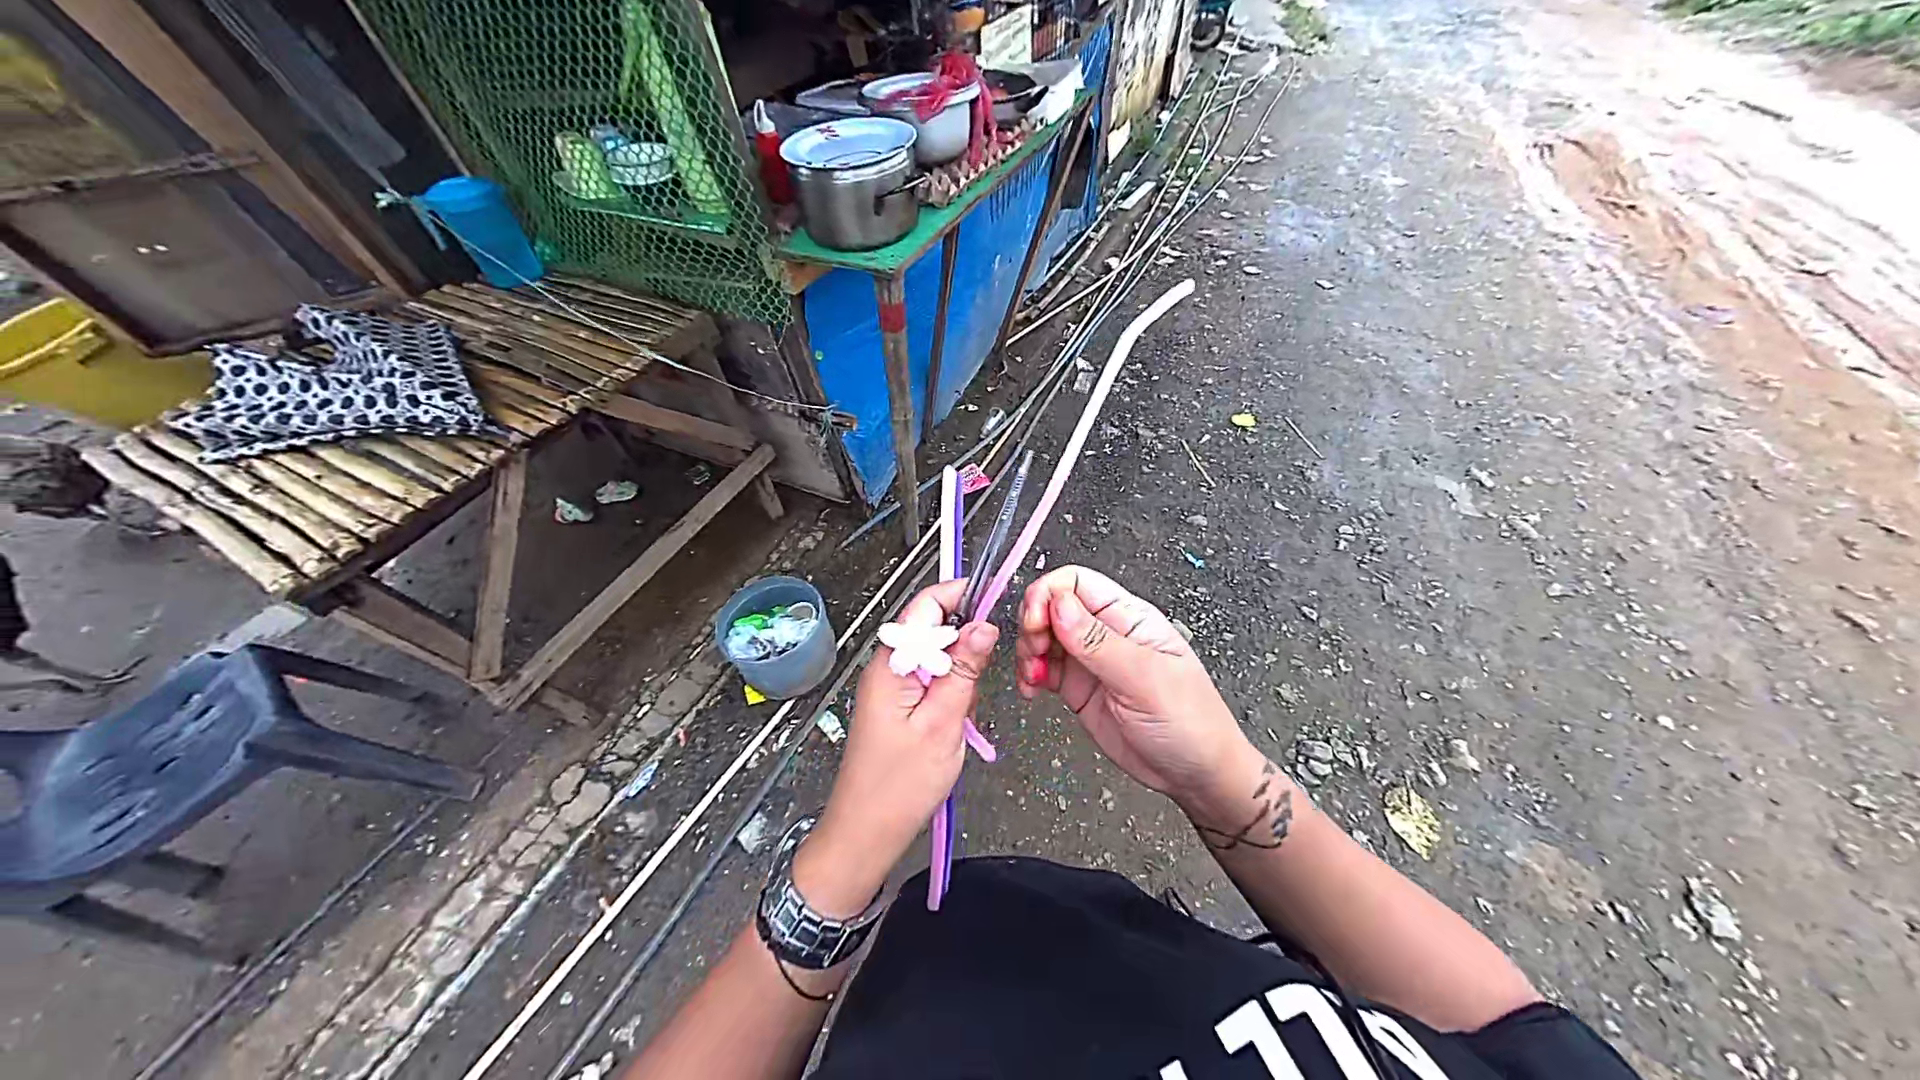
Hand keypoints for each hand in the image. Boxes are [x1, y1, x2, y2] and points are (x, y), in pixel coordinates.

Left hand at [794, 578, 998, 915]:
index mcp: (891, 664)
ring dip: (958, 676)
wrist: (866, 833)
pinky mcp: (897, 704)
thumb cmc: (896, 788)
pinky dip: (949, 695)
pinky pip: (931, 682)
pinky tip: (952, 723)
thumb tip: (983, 626)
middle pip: (934, 629)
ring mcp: (890, 686)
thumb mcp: (942, 723)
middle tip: (979, 679)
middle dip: (964, 646)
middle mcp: (887, 668)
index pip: (926, 606)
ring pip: (936, 658)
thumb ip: (964, 670)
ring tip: (961, 713)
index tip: (993, 598)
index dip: (960, 594)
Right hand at [1015, 566, 1251, 806]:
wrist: (1196, 775)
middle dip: (1032, 624)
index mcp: (1128, 617)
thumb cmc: (1190, 722)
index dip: (1047, 595)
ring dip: (1026, 651)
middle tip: (1033, 653)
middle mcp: (1105, 632)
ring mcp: (1088, 660)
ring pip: (1041, 636)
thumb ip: (1098, 642)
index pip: (1076, 583)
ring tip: (1033, 677)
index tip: (1036, 623)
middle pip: (1051, 606)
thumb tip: (1058, 604)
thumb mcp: (1145, 679)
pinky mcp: (1076, 686)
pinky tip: (1032, 689)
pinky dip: (1028, 674)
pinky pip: (1041, 668)